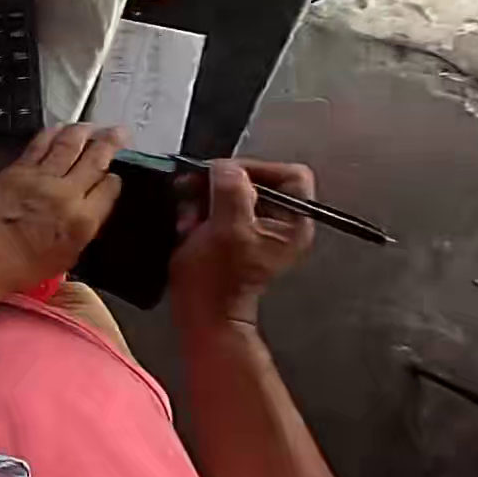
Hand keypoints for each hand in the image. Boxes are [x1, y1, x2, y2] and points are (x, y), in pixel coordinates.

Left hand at [0, 124, 125, 295]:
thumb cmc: (24, 266)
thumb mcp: (68, 256)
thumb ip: (83, 229)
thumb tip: (89, 210)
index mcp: (83, 219)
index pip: (109, 189)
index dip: (114, 179)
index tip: (116, 173)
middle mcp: (66, 193)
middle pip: (94, 160)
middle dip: (110, 143)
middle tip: (120, 132)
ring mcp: (41, 178)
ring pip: (68, 145)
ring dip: (83, 132)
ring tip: (91, 125)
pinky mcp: (18, 170)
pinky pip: (39, 145)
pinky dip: (52, 134)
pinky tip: (59, 128)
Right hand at [168, 159, 315, 328]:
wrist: (200, 310)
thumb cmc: (218, 277)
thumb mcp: (229, 231)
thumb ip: (232, 193)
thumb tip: (225, 166)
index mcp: (291, 222)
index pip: (288, 175)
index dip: (256, 169)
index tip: (222, 175)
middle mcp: (275, 220)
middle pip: (253, 179)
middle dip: (218, 185)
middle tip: (193, 192)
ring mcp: (250, 226)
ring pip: (227, 190)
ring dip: (201, 197)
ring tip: (187, 215)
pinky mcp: (226, 229)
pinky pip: (211, 204)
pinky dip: (195, 208)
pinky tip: (186, 222)